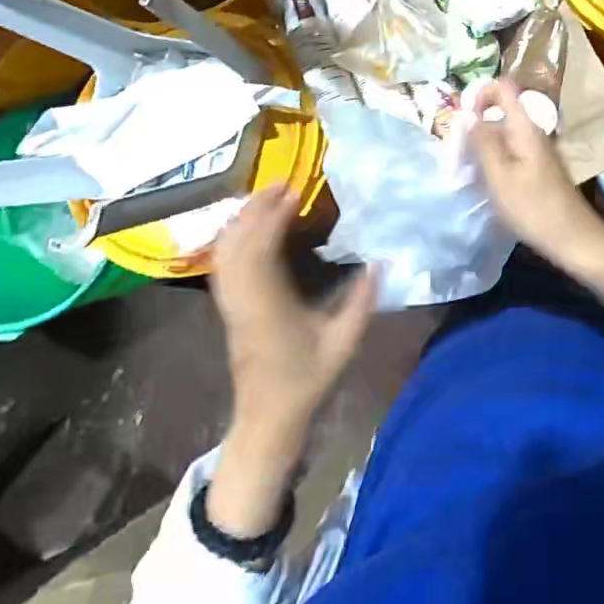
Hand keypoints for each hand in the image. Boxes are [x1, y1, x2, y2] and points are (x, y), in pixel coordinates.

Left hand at [210, 185, 376, 433]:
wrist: (268, 420)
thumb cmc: (307, 381)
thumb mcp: (344, 344)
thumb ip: (362, 302)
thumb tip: (380, 262)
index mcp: (269, 305)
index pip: (261, 249)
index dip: (273, 216)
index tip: (294, 193)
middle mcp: (243, 299)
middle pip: (237, 242)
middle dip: (255, 207)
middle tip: (281, 183)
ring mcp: (230, 304)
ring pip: (225, 251)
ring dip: (242, 219)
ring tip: (265, 197)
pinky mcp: (228, 308)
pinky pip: (222, 264)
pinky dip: (232, 238)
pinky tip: (247, 227)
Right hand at [467, 80, 603, 259]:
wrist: (574, 238)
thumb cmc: (533, 207)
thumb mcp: (499, 175)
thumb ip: (482, 142)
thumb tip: (469, 115)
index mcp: (525, 126)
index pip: (503, 87)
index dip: (480, 94)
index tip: (464, 120)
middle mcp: (534, 132)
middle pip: (502, 111)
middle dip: (478, 126)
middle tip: (461, 154)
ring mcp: (539, 151)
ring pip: (505, 134)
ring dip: (485, 147)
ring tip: (472, 173)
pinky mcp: (540, 169)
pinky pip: (513, 152)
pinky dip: (497, 161)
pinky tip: (491, 185)